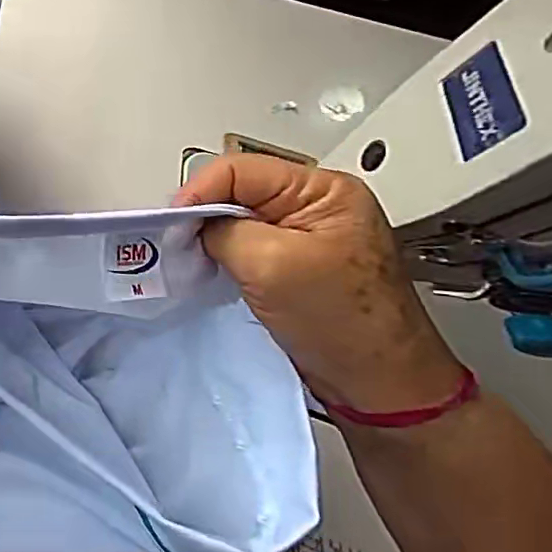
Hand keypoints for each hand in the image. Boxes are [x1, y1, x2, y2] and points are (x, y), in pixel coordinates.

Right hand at [175, 154, 466, 414]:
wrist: (377, 382)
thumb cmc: (341, 321)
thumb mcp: (270, 262)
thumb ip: (222, 228)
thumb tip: (190, 222)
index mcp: (324, 190)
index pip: (237, 170)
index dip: (197, 192)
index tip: (174, 225)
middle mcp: (313, 204)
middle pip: (233, 189)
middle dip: (201, 214)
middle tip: (179, 242)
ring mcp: (300, 233)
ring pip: (232, 217)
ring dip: (208, 235)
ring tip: (193, 257)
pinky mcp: (287, 260)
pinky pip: (239, 242)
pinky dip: (218, 253)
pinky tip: (212, 268)